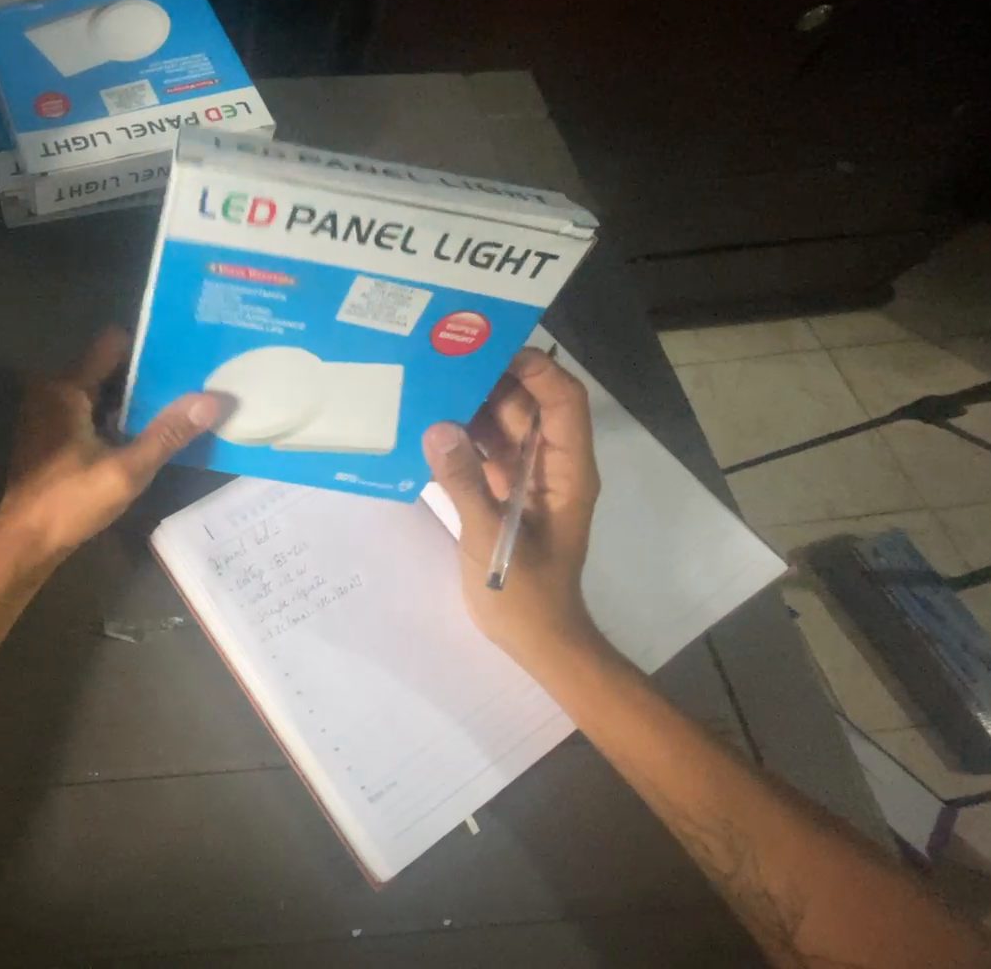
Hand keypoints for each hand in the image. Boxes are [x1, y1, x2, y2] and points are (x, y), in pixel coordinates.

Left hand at [0, 328, 218, 566]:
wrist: (24, 545)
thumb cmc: (68, 503)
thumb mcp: (126, 470)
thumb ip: (168, 433)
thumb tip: (214, 400)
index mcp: (64, 388)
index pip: (112, 344)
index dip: (149, 346)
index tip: (185, 351)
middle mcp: (52, 392)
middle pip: (108, 367)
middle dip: (148, 375)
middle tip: (194, 379)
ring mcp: (49, 415)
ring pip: (101, 393)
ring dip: (135, 400)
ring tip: (181, 403)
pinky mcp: (52, 438)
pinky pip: (91, 414)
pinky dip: (117, 419)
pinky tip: (149, 432)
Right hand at [422, 348, 604, 665]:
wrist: (537, 640)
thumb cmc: (528, 594)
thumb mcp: (494, 539)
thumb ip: (465, 484)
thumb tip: (437, 429)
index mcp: (567, 471)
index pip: (562, 401)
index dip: (534, 369)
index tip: (487, 349)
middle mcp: (549, 466)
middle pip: (526, 407)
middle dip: (490, 380)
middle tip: (438, 358)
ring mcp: (524, 480)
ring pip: (500, 428)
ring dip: (468, 407)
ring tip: (423, 384)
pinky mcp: (500, 495)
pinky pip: (481, 454)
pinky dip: (457, 440)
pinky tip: (423, 429)